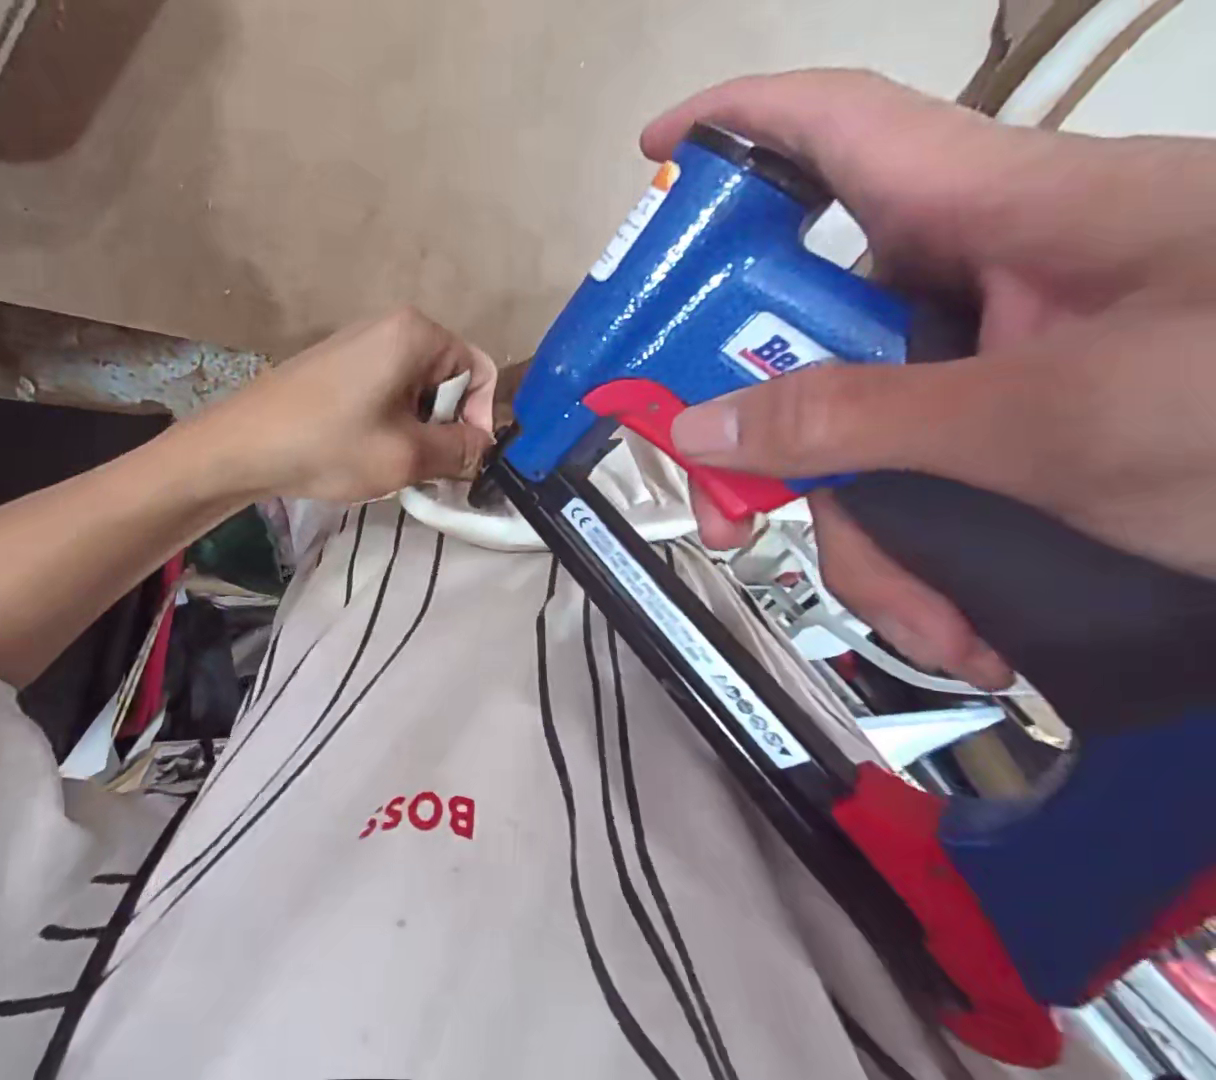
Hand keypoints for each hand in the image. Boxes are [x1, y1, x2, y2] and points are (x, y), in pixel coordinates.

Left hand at [190, 308, 498, 502]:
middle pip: (444, 380)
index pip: (478, 371)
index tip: (460, 463)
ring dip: (411, 432)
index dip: (479, 419)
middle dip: (441, 428)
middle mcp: (388, 327)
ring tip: (386, 466)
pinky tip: (357, 454)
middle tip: (421, 470)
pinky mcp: (330, 368)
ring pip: (410, 392)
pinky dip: (382, 424)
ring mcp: (354, 345)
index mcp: (415, 333)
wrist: (240, 447)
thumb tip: (481, 447)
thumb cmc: (328, 446)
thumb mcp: (405, 457)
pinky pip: (379, 393)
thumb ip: (458, 450)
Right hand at [644, 70, 1215, 689]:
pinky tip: (960, 623)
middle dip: (764, 441)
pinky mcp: (1012, 414)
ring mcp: (992, 352)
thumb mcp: (1058, 423)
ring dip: (864, 535)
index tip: (653, 152)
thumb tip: (691, 430)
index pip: (845, 130)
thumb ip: (855, 419)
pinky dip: (922, 554)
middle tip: (723, 515)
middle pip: (809, 332)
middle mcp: (983, 274)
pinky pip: (914, 471)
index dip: (739, 122)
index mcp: (1010, 211)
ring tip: (916, 618)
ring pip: (854, 428)